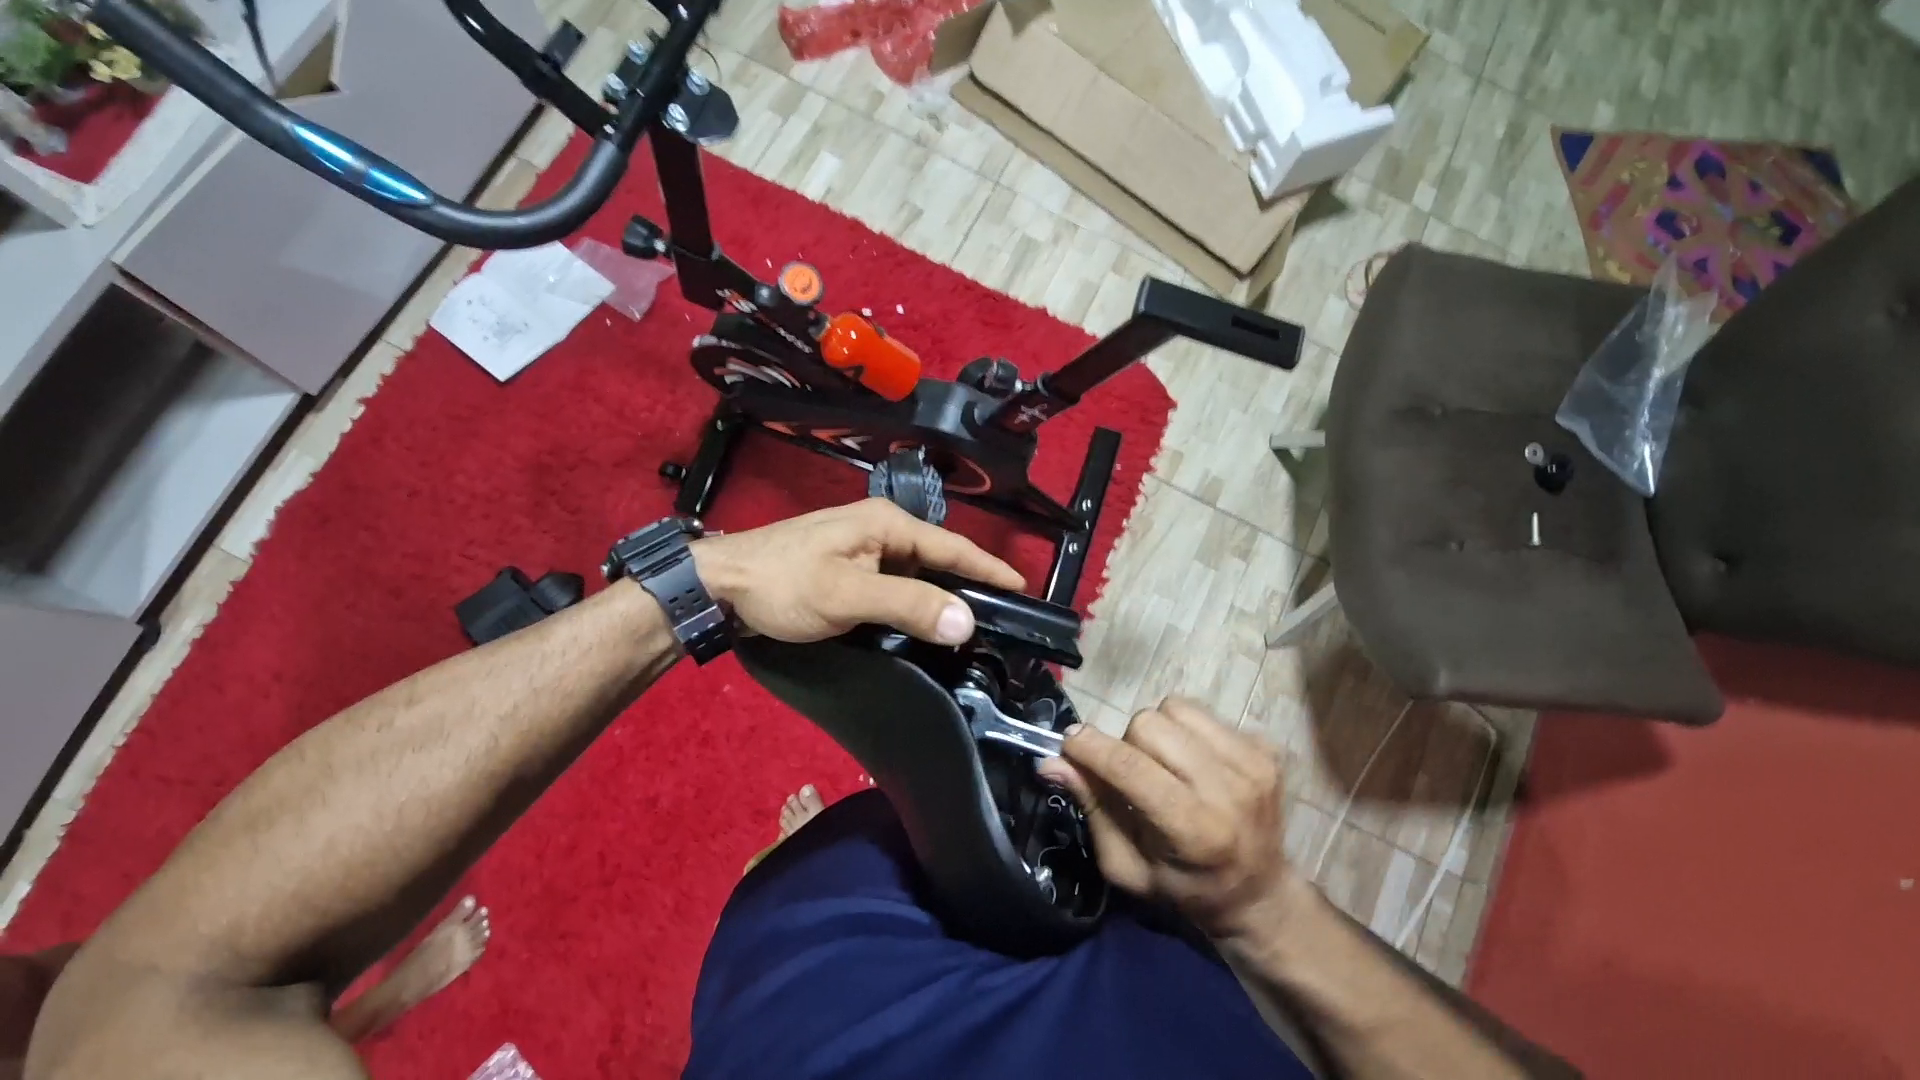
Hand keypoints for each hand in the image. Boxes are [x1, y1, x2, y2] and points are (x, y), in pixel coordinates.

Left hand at [690, 499, 1024, 645]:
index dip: (990, 570)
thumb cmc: (784, 584)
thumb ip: (907, 605)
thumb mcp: (847, 595)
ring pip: (916, 576)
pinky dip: (913, 606)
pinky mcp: (847, 571)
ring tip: (970, 631)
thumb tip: (967, 621)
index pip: (953, 546)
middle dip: (969, 588)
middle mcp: (880, 531)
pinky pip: (894, 587)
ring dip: (939, 600)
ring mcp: (861, 550)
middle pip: (937, 561)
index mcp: (886, 524)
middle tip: (1001, 622)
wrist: (720, 586)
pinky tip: (922, 628)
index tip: (1024, 592)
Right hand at [1036, 697, 1309, 939]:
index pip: (1130, 768)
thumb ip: (1092, 808)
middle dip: (1127, 743)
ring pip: (1175, 709)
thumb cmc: (1184, 887)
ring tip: (1164, 765)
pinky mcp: (1267, 748)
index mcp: (1194, 830)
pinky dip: (1186, 732)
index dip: (1091, 748)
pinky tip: (1193, 764)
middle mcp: (1229, 789)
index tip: (1068, 743)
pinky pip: (1204, 713)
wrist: (1260, 894)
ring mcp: (1254, 764)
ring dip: (1157, 732)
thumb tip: (1051, 762)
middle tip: (1132, 774)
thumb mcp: (1126, 866)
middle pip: (1150, 724)